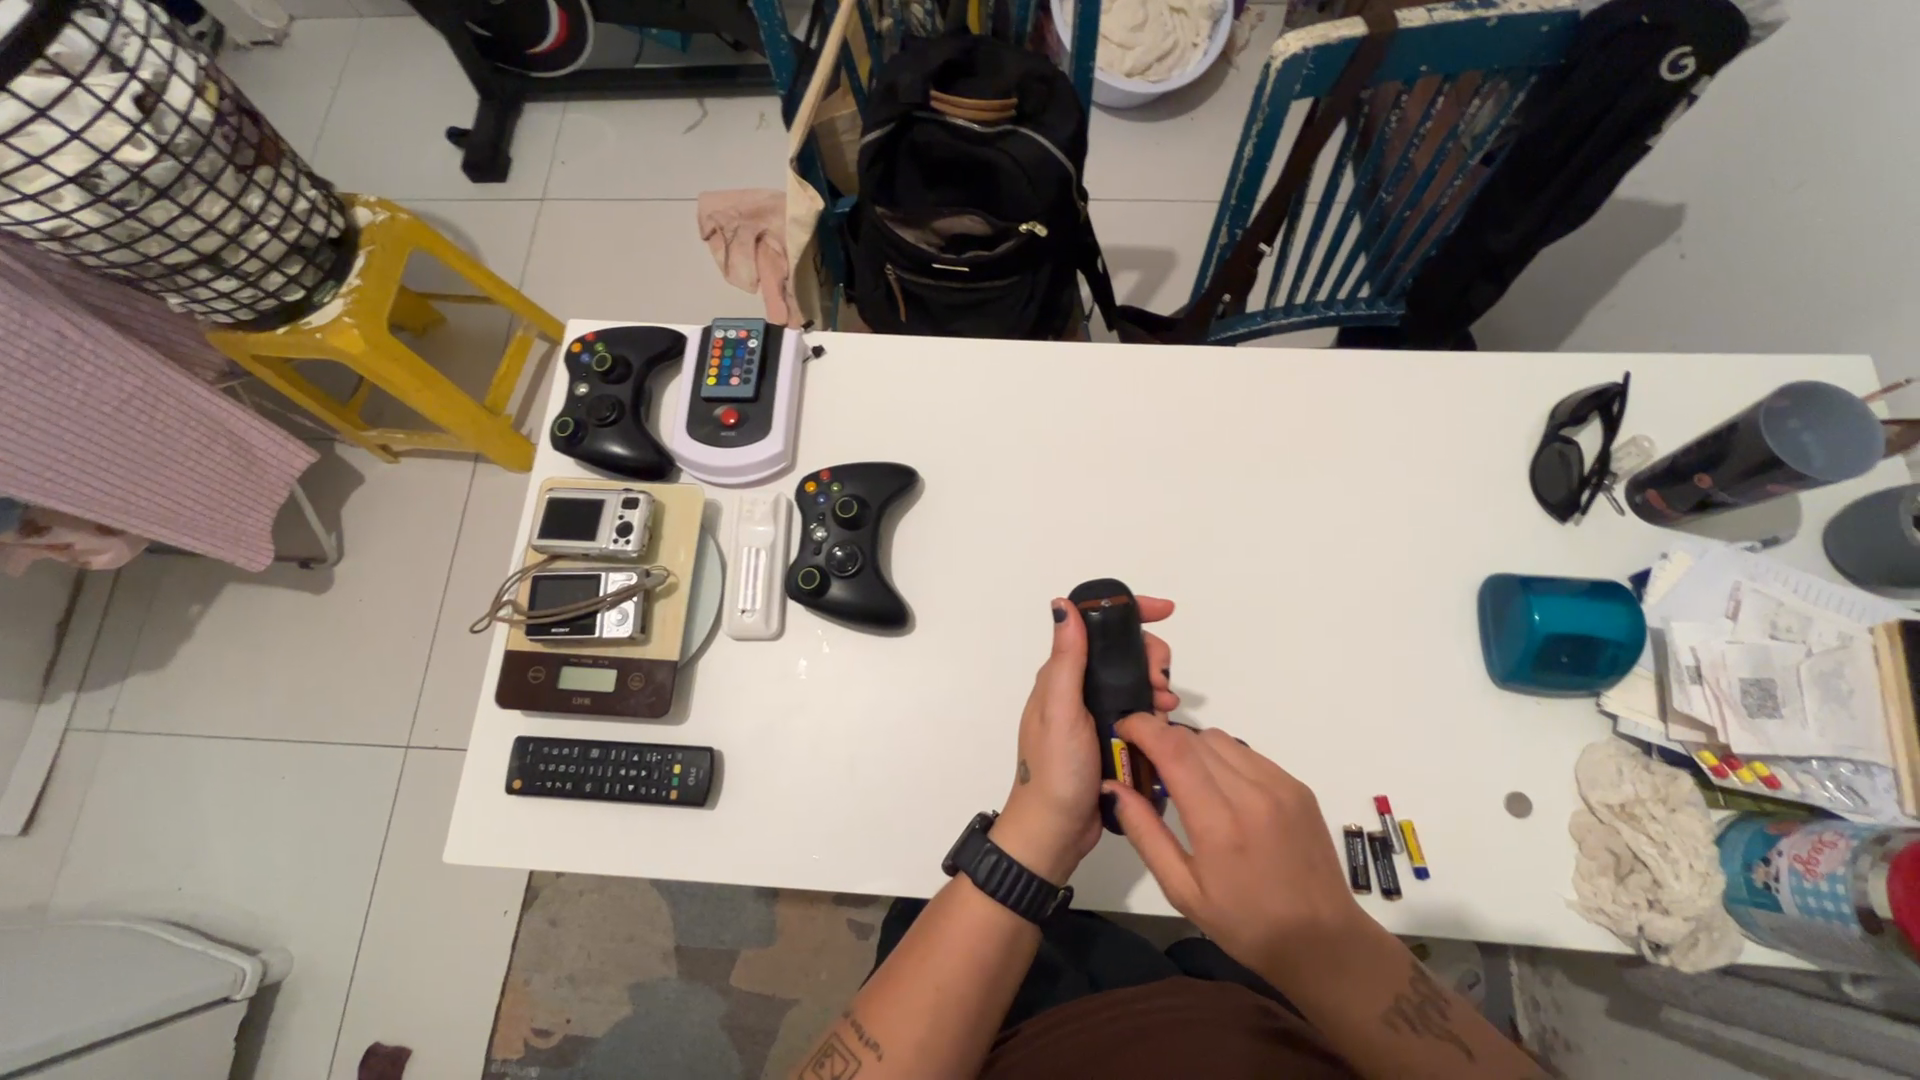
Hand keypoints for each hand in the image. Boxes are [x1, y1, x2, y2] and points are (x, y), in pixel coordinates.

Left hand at [992, 597, 1178, 884]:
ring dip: (1155, 682)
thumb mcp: (1061, 710)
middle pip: (1120, 652)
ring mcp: (1093, 713)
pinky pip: (1138, 710)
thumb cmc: (1056, 769)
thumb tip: (1063, 604)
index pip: (1093, 628)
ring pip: (1133, 680)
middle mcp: (1076, 689)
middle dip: (1149, 655)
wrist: (1056, 830)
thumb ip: (1067, 659)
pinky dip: (1154, 708)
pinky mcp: (1109, 737)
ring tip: (1166, 703)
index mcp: (1060, 676)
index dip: (1129, 613)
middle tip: (1162, 679)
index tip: (1164, 611)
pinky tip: (1165, 719)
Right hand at [1104, 717, 1361, 980]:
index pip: (1173, 748)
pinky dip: (1223, 760)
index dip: (1142, 728)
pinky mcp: (1297, 786)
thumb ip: (1144, 832)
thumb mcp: (1182, 889)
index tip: (1122, 730)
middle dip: (1161, 738)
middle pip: (1193, 737)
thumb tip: (1113, 787)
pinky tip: (1221, 791)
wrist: (1322, 940)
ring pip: (1220, 739)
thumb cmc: (1244, 923)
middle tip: (1146, 764)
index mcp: (1219, 822)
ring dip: (1192, 747)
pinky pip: (1247, 753)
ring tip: (1185, 780)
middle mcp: (1252, 792)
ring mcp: (1280, 785)